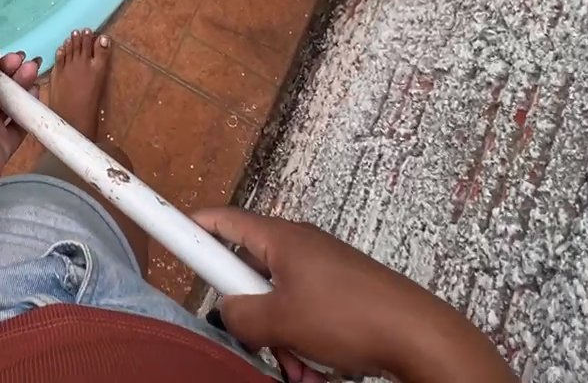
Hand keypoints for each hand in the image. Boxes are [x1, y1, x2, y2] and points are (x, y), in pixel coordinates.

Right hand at [194, 208, 514, 382]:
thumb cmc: (350, 316)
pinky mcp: (342, 292)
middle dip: (248, 311)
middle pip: (249, 271)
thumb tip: (229, 311)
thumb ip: (241, 314)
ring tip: (299, 366)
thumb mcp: (282, 320)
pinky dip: (303, 340)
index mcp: (279, 236)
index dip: (191, 225)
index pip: (221, 219)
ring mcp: (322, 268)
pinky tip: (319, 367)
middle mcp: (297, 245)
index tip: (166, 228)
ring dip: (278, 336)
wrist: (420, 337)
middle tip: (258, 339)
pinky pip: (304, 313)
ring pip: (277, 301)